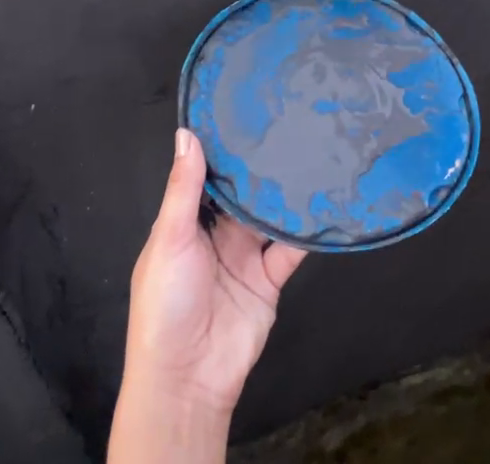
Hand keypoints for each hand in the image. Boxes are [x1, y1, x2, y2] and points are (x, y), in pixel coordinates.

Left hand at [108, 130, 306, 462]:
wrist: (187, 377)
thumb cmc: (165, 303)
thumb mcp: (170, 240)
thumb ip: (184, 189)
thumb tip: (187, 134)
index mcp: (185, 223)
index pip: (207, 177)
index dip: (223, 149)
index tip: (247, 112)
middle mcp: (216, 235)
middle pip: (242, 195)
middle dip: (260, 168)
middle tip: (289, 124)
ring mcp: (245, 257)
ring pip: (269, 217)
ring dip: (286, 195)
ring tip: (312, 154)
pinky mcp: (269, 279)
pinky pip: (291, 249)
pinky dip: (307, 231)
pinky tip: (325, 203)